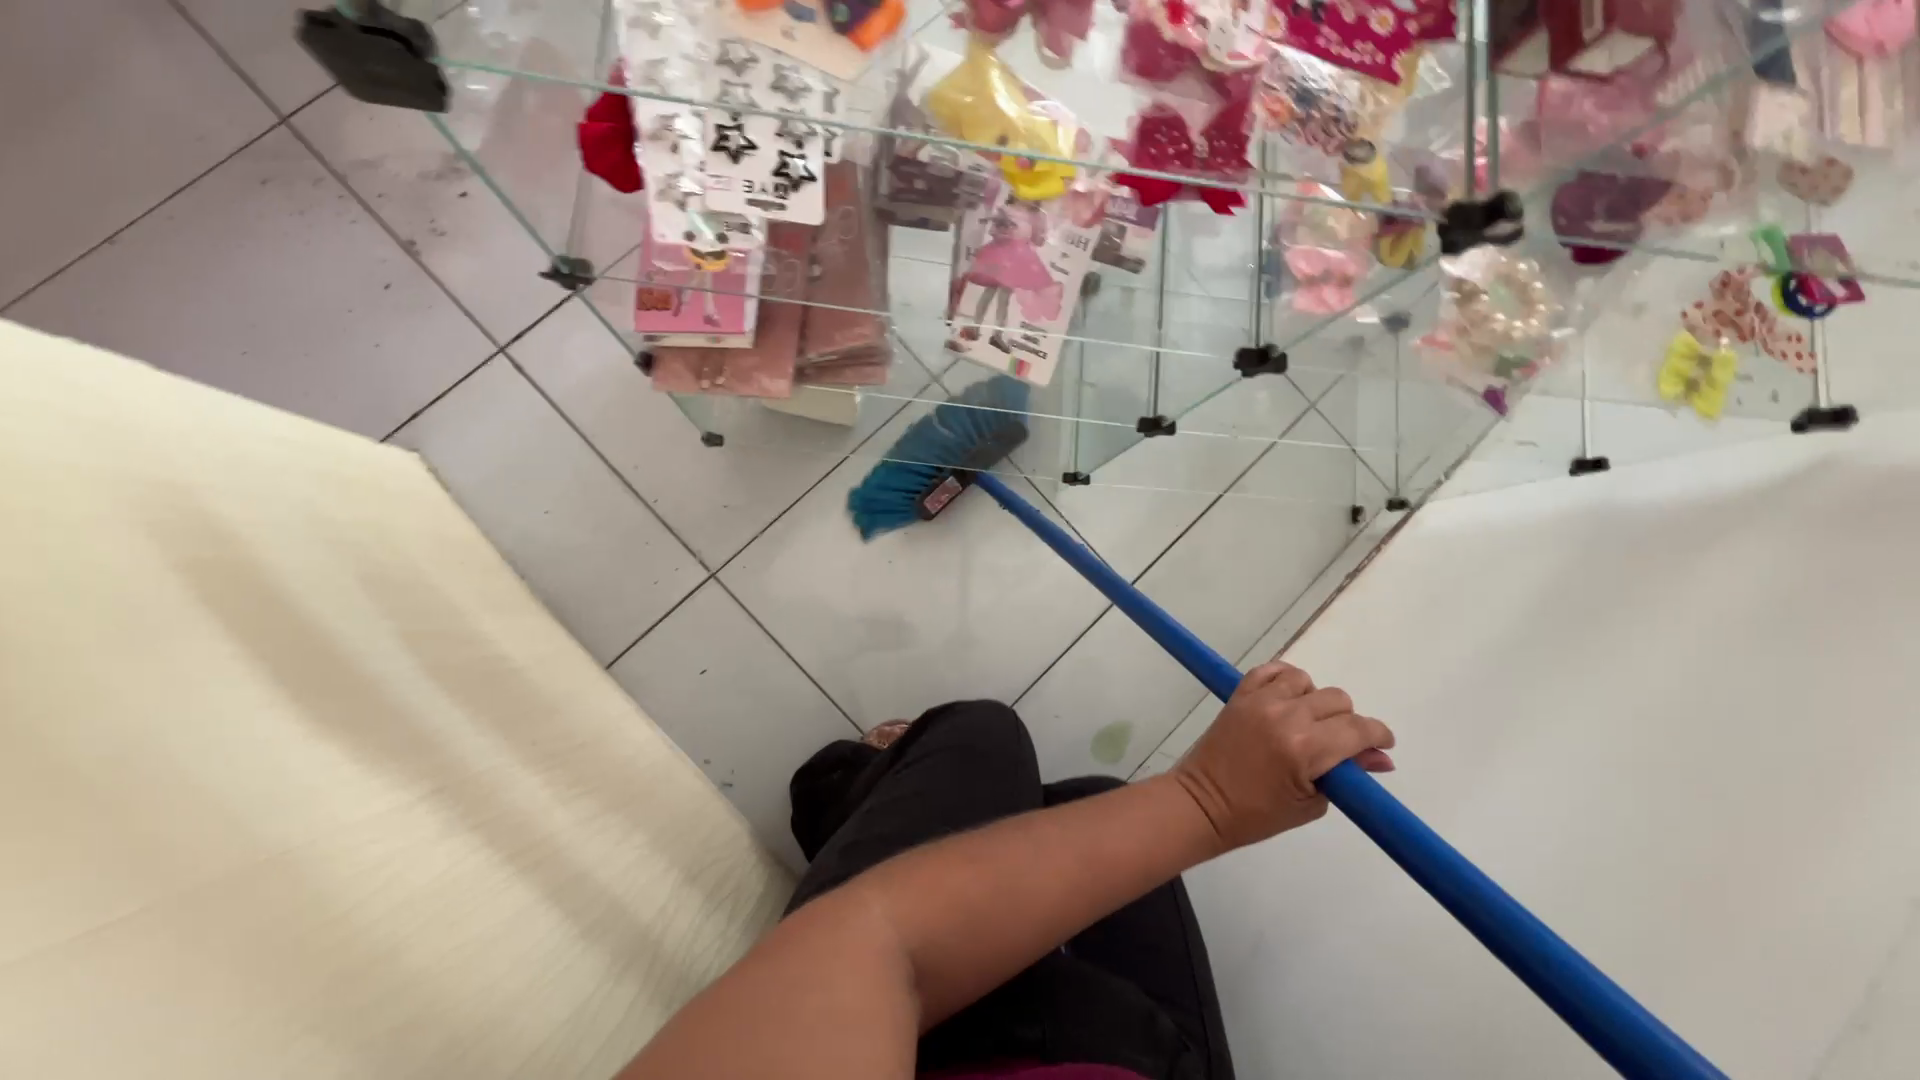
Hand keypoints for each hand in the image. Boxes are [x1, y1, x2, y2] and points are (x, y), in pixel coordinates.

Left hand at [1170, 658, 1395, 850]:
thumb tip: (1379, 758)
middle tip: (1336, 745)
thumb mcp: (1312, 803)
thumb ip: (1347, 774)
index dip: (1377, 736)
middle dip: (1346, 723)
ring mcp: (1260, 701)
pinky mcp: (1240, 695)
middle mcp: (1286, 716)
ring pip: (1307, 681)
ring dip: (1314, 700)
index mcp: (1306, 748)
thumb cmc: (1257, 815)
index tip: (1380, 746)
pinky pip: (1271, 670)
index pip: (1358, 729)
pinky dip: (1285, 679)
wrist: (1203, 802)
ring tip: (1306, 724)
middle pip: (1337, 701)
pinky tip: (1286, 699)